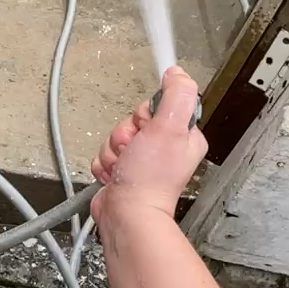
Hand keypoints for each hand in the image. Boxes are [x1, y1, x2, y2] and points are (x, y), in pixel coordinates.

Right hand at [90, 65, 205, 222]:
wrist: (126, 214)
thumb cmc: (150, 180)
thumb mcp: (170, 127)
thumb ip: (177, 93)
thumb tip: (176, 73)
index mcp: (183, 135)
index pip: (157, 104)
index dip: (144, 113)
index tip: (146, 127)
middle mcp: (165, 147)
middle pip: (133, 119)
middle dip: (124, 134)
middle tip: (133, 150)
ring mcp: (142, 160)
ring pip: (116, 136)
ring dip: (113, 151)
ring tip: (124, 167)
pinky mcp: (123, 171)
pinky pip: (105, 154)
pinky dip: (105, 164)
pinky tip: (115, 175)